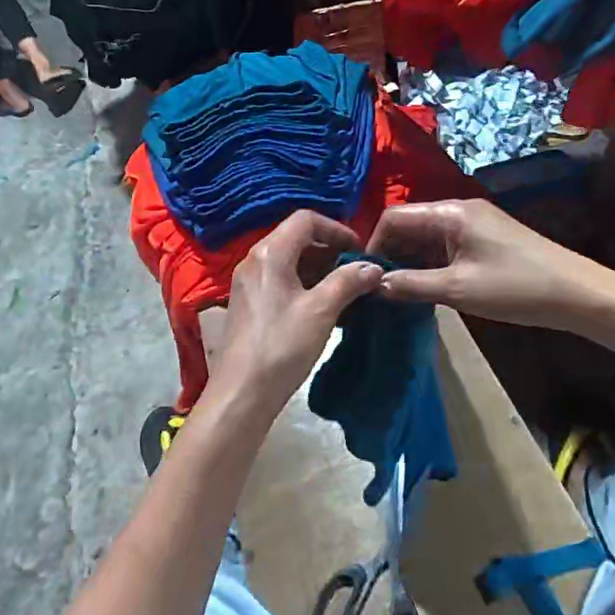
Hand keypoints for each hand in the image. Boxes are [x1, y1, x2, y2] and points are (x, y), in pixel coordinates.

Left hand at [209, 211, 381, 409]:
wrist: (240, 395)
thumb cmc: (282, 346)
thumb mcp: (322, 310)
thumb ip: (348, 281)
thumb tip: (373, 266)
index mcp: (269, 253)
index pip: (306, 220)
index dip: (336, 229)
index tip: (359, 250)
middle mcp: (254, 260)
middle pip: (297, 238)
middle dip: (330, 250)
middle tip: (357, 271)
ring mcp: (249, 283)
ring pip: (290, 261)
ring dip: (320, 270)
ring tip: (347, 291)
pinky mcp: (249, 304)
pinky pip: (281, 280)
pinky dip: (305, 285)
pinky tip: (324, 308)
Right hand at [367, 199, 614, 330]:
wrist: (576, 293)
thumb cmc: (515, 287)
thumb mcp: (458, 289)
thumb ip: (412, 285)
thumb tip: (373, 285)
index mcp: (451, 212)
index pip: (396, 216)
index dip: (376, 243)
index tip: (364, 275)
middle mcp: (459, 210)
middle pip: (411, 224)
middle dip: (391, 253)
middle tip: (376, 288)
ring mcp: (475, 224)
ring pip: (428, 236)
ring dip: (410, 260)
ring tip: (395, 293)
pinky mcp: (485, 239)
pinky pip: (446, 245)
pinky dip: (430, 263)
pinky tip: (424, 288)